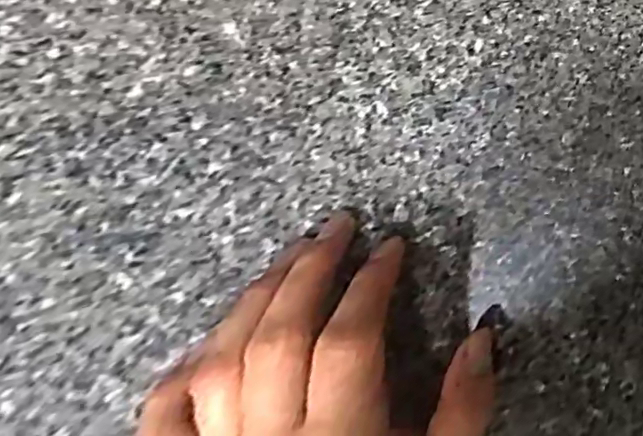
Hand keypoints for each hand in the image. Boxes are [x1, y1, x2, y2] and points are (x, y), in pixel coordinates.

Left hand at [139, 213, 496, 435]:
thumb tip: (482, 334)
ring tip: (289, 258)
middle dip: (310, 269)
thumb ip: (465, 409)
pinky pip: (160, 420)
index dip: (372, 281)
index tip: (393, 245)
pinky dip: (184, 370)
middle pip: (279, 336)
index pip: (349, 338)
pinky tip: (214, 338)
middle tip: (338, 226)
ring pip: (219, 364)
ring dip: (254, 299)